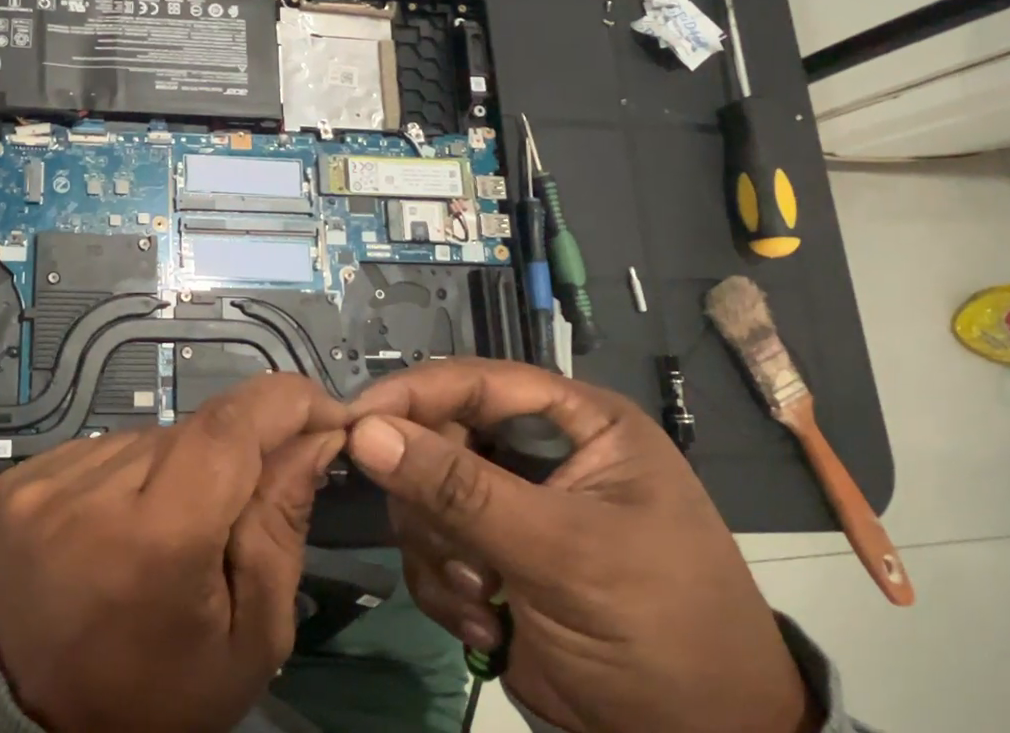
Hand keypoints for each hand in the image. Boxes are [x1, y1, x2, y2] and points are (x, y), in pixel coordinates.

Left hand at [0, 374, 347, 732]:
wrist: (35, 720)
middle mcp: (88, 494)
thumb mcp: (251, 636)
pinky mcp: (14, 482)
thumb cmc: (159, 694)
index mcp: (156, 539)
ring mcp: (42, 483)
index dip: (283, 402)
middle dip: (232, 455)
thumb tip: (315, 436)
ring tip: (169, 530)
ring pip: (145, 438)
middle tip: (238, 510)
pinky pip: (99, 449)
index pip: (228, 427)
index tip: (322, 411)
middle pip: (189, 432)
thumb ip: (281, 526)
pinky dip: (127, 473)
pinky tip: (121, 524)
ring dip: (175, 466)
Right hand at [347, 360, 819, 732]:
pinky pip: (426, 551)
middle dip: (434, 505)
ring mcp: (508, 508)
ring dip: (440, 554)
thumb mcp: (562, 552)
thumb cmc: (657, 625)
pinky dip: (443, 589)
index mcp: (577, 424)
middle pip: (435, 440)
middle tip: (458, 554)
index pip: (475, 382)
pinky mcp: (486, 559)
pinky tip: (487, 626)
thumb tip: (362, 431)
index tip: (352, 425)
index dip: (411, 396)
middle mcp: (537, 454)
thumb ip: (460, 490)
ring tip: (485, 599)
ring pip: (421, 498)